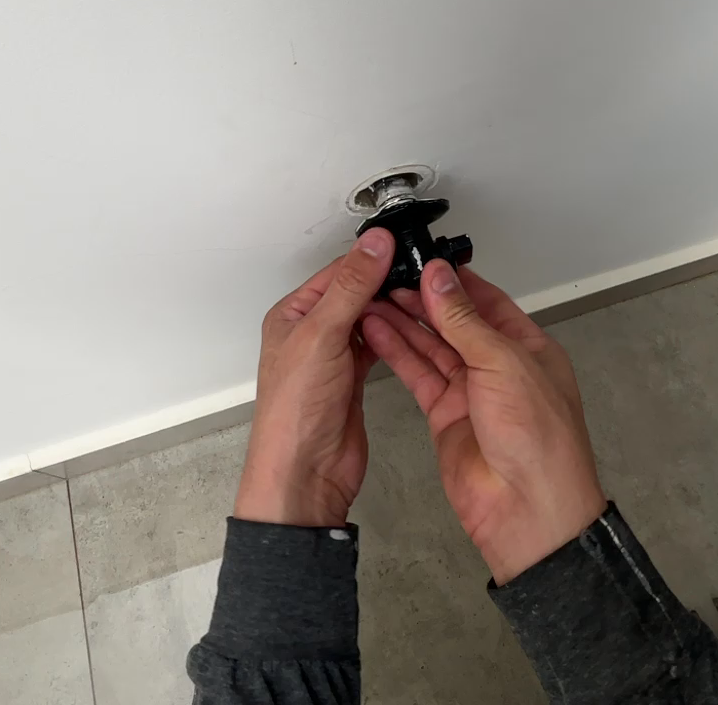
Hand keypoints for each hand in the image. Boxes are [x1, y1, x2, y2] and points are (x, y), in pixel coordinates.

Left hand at [234, 227, 394, 527]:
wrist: (305, 474)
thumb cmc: (297, 407)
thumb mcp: (322, 335)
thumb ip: (351, 287)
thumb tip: (375, 242)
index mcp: (293, 314)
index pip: (337, 273)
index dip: (369, 258)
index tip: (404, 245)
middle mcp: (311, 331)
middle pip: (354, 293)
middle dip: (384, 282)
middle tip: (423, 271)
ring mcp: (334, 355)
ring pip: (368, 318)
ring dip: (392, 307)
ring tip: (425, 294)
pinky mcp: (354, 377)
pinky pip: (377, 345)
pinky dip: (395, 334)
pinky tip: (414, 326)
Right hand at [360, 259, 605, 583]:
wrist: (525, 511)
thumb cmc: (537, 438)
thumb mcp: (502, 363)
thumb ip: (464, 319)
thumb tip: (441, 277)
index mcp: (526, 347)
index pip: (486, 301)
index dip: (455, 280)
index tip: (425, 260)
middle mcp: (498, 366)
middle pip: (454, 321)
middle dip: (423, 299)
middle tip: (390, 277)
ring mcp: (470, 391)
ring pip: (431, 346)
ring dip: (404, 322)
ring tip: (374, 297)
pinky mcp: (444, 414)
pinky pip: (418, 374)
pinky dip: (397, 353)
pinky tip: (378, 331)